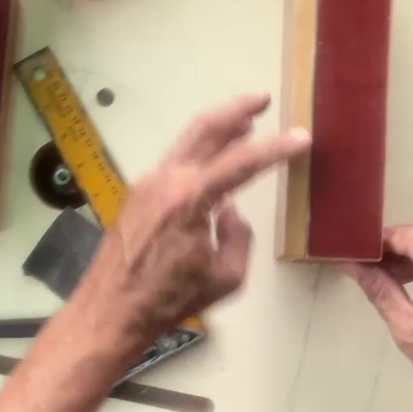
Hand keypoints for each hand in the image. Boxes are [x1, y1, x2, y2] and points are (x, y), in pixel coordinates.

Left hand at [69, 93, 308, 354]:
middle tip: (262, 100)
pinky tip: (211, 167)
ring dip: (217, 131)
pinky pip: (174, 166)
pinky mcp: (137, 196)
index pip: (243, 163)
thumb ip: (238, 236)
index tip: (301, 137)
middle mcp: (166, 180)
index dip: (276, 148)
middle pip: (205, 129)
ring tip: (242, 125)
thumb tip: (230, 211)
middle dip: (236, 110)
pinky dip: (198, 157)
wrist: (111, 312)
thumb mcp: (226, 277)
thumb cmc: (169, 301)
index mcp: (190, 199)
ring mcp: (147, 184)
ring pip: (187, 143)